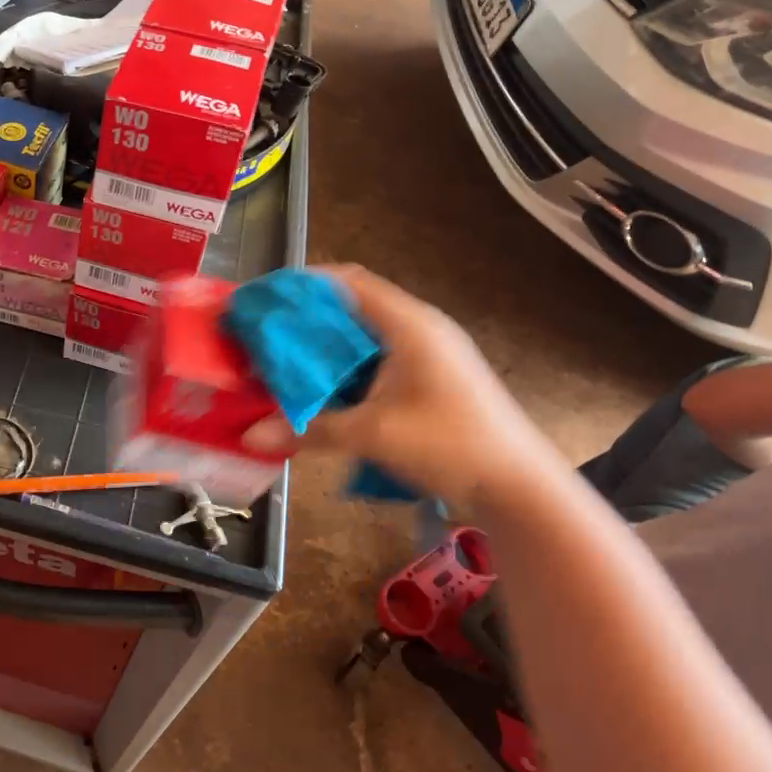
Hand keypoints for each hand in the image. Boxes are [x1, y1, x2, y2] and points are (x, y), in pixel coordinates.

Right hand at [241, 265, 561, 505]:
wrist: (520, 488)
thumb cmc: (450, 445)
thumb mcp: (372, 435)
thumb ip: (308, 430)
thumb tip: (250, 435)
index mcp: (409, 325)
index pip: (348, 282)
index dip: (303, 285)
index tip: (265, 300)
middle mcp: (418, 330)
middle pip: (351, 308)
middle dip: (305, 321)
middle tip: (263, 337)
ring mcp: (427, 356)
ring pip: (362, 338)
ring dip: (323, 350)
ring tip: (281, 366)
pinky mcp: (428, 381)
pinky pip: (375, 362)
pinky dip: (343, 371)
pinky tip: (318, 393)